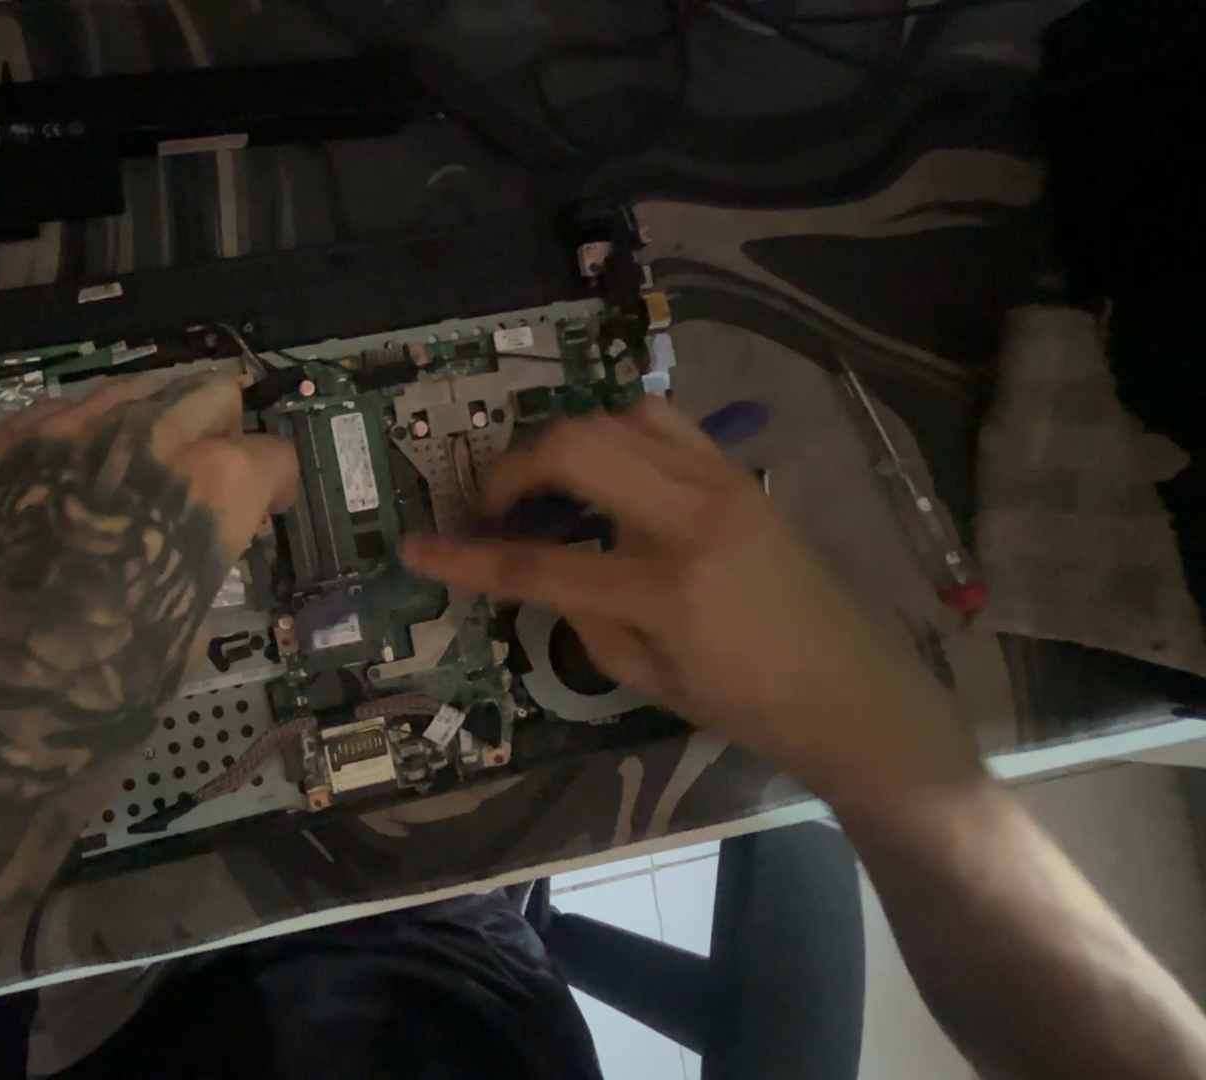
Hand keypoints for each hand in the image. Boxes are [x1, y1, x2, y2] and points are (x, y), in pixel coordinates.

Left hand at [0, 373, 298, 1075]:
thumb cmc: (87, 718)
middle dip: (223, 430)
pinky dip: (88, 439)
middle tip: (216, 478)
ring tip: (151, 477)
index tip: (269, 506)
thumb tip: (210, 535)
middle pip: (204, 391)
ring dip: (157, 424)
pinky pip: (60, 417)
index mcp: (202, 496)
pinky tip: (80, 487)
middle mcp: (133, 442)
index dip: (276, 483)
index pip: (267, 455)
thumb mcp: (180, 643)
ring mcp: (52, 436)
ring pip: (130, 389)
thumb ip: (204, 564)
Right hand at [401, 397, 981, 806]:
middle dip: (510, 472)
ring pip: (613, 420)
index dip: (465, 560)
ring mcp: (723, 483)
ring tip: (545, 488)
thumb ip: (576, 610)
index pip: (536, 565)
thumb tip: (536, 566)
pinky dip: (612, 435)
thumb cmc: (744, 704)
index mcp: (663, 589)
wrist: (859, 695)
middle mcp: (692, 518)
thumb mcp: (640, 673)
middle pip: (573, 450)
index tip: (415, 550)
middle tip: (491, 509)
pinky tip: (602, 473)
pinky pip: (661, 424)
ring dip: (561, 445)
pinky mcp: (740, 473)